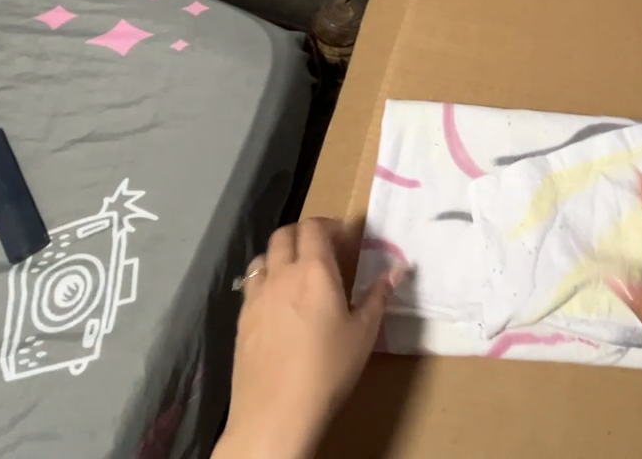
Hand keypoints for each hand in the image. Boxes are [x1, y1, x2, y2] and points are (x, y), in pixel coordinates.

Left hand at [213, 217, 399, 458]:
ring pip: (263, 257)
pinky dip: (265, 281)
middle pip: (285, 234)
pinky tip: (278, 305)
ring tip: (298, 274)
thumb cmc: (327, 370)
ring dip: (281, 255)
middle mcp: (282, 275)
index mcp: (314, 271)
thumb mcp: (363, 333)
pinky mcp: (242, 321)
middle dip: (304, 234)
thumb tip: (399, 268)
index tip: (345, 240)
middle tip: (324, 251)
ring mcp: (257, 298)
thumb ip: (379, 296)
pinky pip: (251, 286)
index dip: (330, 226)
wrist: (275, 415)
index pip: (314, 227)